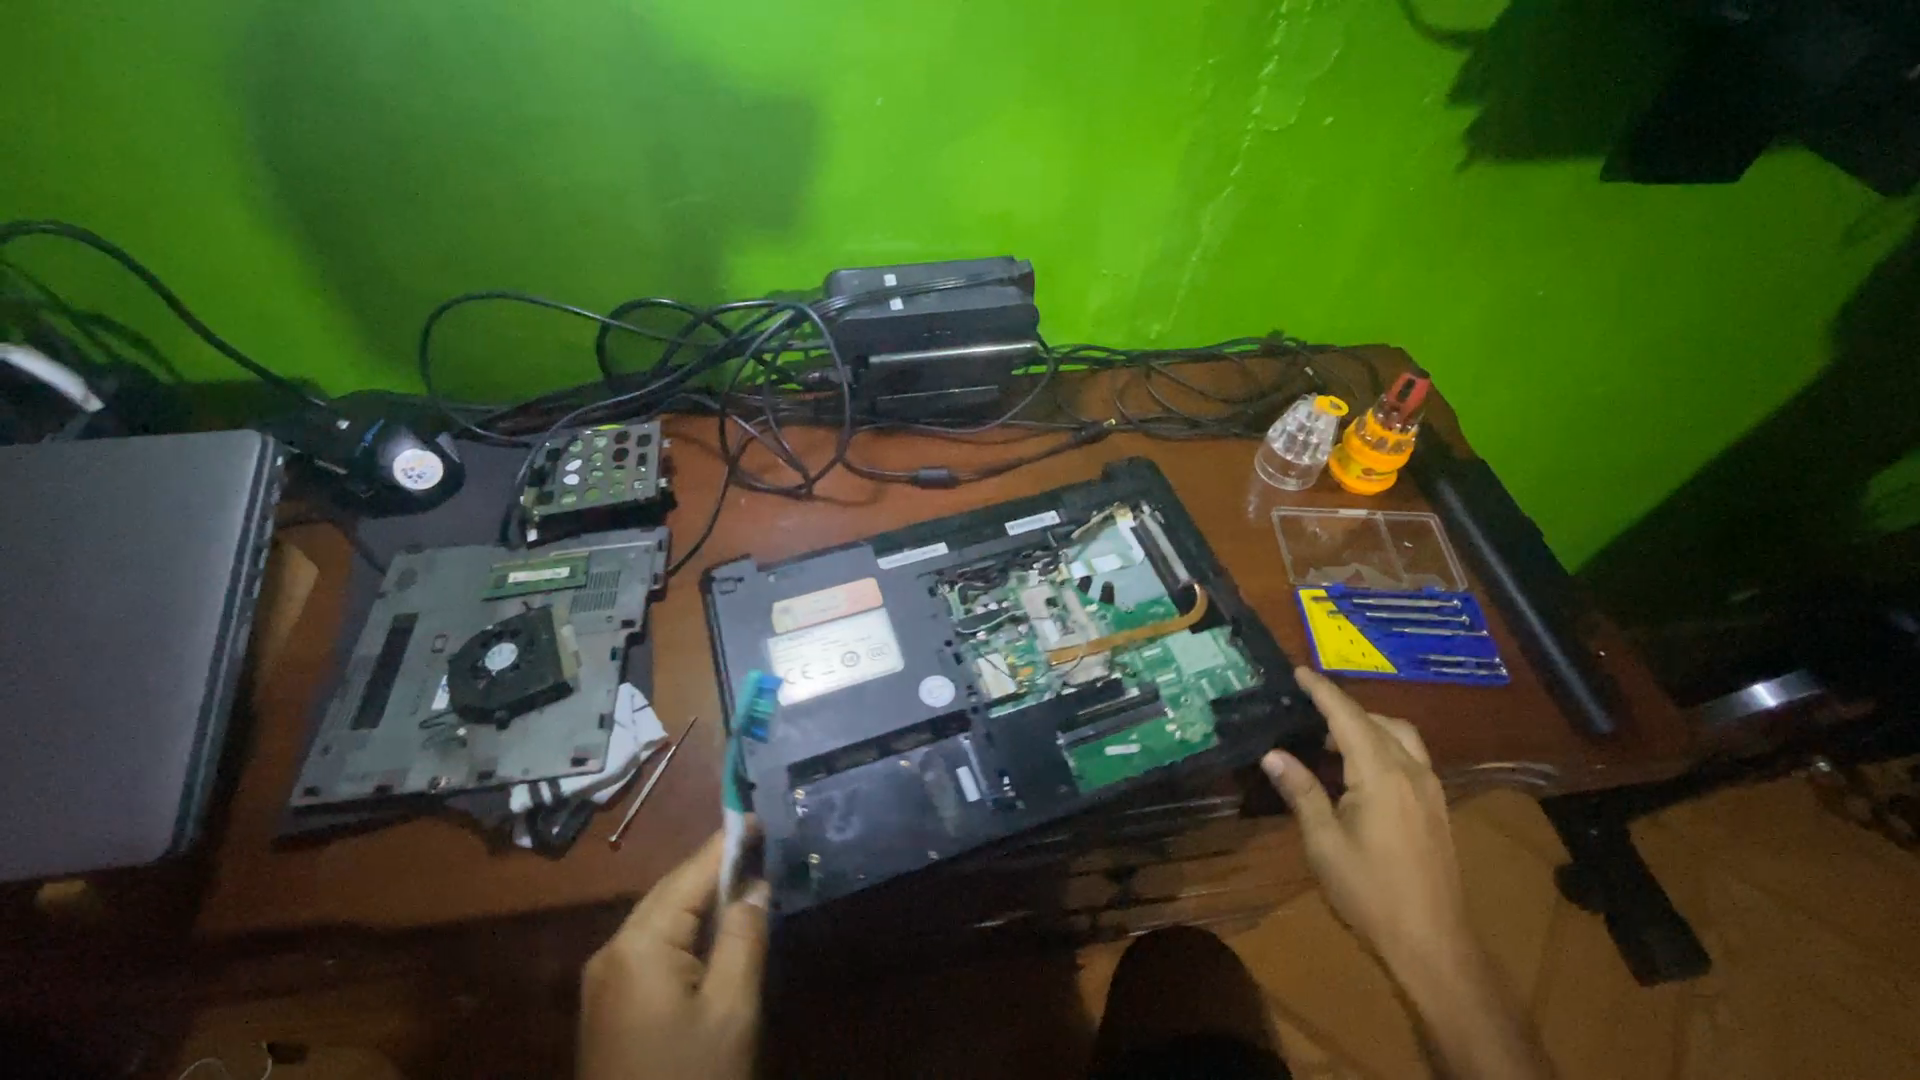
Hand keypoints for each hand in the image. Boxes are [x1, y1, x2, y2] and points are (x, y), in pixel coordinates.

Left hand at [578, 831, 769, 1079]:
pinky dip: (684, 931)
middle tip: (760, 847)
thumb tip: (753, 886)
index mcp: (638, 945)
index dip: (726, 844)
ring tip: (745, 882)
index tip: (757, 815)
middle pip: (670, 893)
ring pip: (659, 919)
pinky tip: (714, 932)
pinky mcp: (607, 1005)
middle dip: (714, 870)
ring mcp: (603, 980)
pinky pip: (650, 947)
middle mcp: (610, 951)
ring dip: (701, 901)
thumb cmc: (692, 1077)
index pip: (689, 876)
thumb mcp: (733, 1009)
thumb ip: (744, 936)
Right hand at [1261, 667, 1469, 971]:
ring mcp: (1430, 790)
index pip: (1347, 717)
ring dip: (1366, 727)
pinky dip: (1383, 747)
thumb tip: (1273, 754)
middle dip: (1343, 709)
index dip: (1322, 692)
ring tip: (1329, 741)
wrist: (1431, 941)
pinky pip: (1410, 758)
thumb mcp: (1323, 842)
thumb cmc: (1369, 891)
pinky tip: (1358, 772)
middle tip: (1305, 712)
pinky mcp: (1437, 808)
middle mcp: (1411, 772)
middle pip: (1378, 722)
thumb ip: (1302, 791)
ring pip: (1400, 737)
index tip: (1299, 671)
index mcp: (1380, 774)